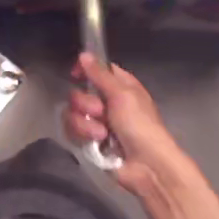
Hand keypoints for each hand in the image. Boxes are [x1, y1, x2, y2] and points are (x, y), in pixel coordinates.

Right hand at [62, 53, 193, 196]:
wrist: (146, 164)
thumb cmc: (140, 125)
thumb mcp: (122, 95)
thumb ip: (100, 75)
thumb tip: (84, 54)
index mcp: (120, 86)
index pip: (97, 70)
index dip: (85, 70)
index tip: (76, 74)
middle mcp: (107, 102)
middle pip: (79, 92)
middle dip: (86, 104)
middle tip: (100, 112)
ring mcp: (97, 122)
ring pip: (73, 113)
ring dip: (85, 124)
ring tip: (102, 135)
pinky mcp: (90, 141)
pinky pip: (72, 131)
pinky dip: (83, 136)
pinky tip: (97, 142)